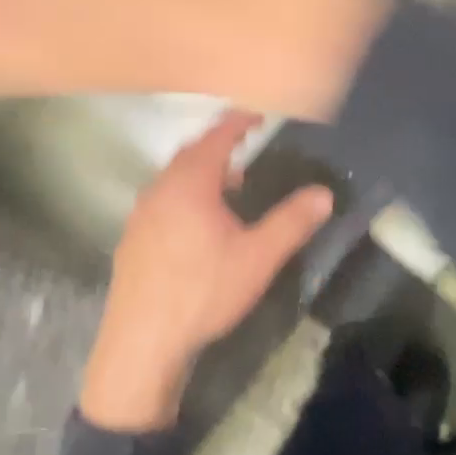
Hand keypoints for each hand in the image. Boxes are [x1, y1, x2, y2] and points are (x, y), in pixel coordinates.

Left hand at [80, 111, 332, 431]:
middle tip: (245, 151)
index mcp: (190, 183)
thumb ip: (292, 223)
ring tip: (229, 192)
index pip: (216, 137)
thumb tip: (324, 195)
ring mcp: (140, 215)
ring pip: (173, 181)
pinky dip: (184, 199)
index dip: (238, 122)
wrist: (143, 339)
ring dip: (201, 176)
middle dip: (219, 148)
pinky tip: (199, 229)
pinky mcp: (132, 241)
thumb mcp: (258, 258)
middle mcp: (159, 190)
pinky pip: (162, 203)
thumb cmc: (203, 292)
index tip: (258, 115)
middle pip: (190, 155)